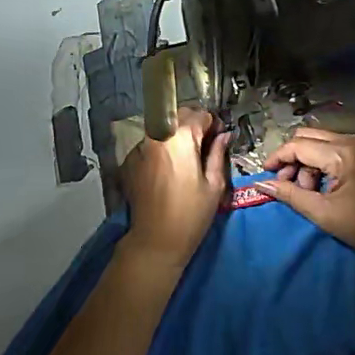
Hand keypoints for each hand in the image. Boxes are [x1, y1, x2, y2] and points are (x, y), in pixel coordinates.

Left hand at [121, 108, 229, 264]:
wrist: (155, 239)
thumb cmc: (191, 214)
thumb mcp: (213, 184)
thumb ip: (218, 153)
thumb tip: (224, 135)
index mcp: (180, 138)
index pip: (200, 115)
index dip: (214, 124)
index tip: (220, 137)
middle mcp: (157, 135)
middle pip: (179, 116)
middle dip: (195, 125)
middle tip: (206, 144)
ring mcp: (140, 147)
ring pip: (164, 129)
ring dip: (177, 136)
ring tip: (188, 157)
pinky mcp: (130, 160)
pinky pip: (151, 144)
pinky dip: (162, 148)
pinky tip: (170, 169)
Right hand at [253, 127, 354, 262]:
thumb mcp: (323, 213)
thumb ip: (290, 194)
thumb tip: (261, 184)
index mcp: (343, 152)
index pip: (299, 145)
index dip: (278, 158)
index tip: (265, 176)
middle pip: (309, 137)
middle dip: (293, 159)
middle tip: (286, 184)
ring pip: (322, 142)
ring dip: (308, 162)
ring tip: (308, 191)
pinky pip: (338, 148)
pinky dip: (324, 163)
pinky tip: (325, 186)